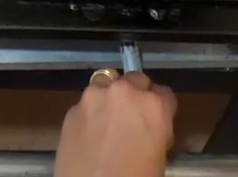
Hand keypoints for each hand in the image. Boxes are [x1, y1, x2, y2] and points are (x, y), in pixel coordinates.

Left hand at [54, 70, 177, 176]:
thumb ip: (155, 130)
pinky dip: (91, 112)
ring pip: (107, 83)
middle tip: (133, 120)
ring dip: (110, 97)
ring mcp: (94, 96)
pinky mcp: (72, 107)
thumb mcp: (158, 158)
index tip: (157, 121)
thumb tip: (147, 128)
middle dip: (136, 95)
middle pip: (135, 80)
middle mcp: (124, 92)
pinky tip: (91, 133)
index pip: (164, 94)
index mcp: (153, 106)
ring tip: (109, 122)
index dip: (161, 109)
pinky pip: (87, 102)